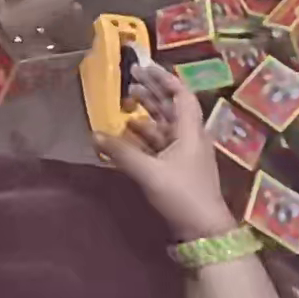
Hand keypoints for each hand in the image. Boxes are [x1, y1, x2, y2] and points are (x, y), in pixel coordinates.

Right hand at [95, 62, 236, 241]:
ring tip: (127, 101)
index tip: (144, 67)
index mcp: (190, 131)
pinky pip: (160, 142)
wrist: (203, 230)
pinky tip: (128, 132)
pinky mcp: (178, 168)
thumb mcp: (149, 172)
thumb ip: (121, 152)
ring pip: (165, 124)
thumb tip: (95, 134)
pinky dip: (144, 134)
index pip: (180, 95)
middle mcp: (190, 137)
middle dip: (152, 92)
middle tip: (130, 79)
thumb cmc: (182, 194)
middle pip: (172, 107)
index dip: (164, 79)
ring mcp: (185, 153)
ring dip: (147, 112)